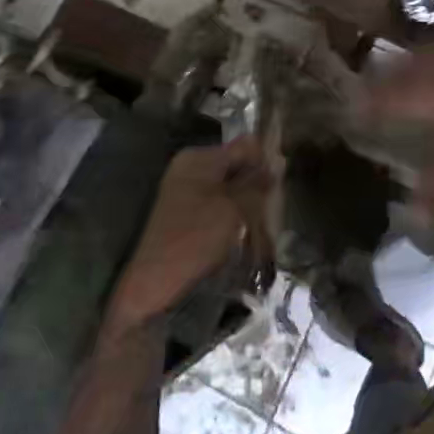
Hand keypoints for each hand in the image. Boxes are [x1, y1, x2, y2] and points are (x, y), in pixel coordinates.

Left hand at [104, 138, 272, 334]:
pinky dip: (234, 216)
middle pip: (238, 166)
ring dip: (248, 205)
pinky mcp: (187, 214)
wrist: (153, 287)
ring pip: (233, 188)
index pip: (246, 146)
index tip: (280, 187)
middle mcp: (191, 168)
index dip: (266, 163)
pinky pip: (220, 204)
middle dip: (258, 186)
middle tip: (271, 210)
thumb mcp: (234, 209)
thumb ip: (256, 183)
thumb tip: (278, 161)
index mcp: (199, 158)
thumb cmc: (195, 240)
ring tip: (260, 227)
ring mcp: (187, 191)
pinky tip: (242, 235)